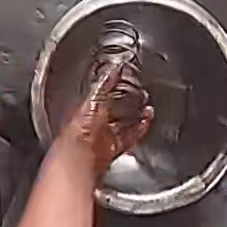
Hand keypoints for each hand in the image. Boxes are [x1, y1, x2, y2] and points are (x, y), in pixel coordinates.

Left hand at [62, 54, 154, 176]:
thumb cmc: (78, 130)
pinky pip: (130, 136)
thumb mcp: (93, 100)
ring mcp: (104, 137)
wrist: (80, 157)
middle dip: (126, 102)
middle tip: (139, 93)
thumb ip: (104, 85)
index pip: (100, 92)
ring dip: (136, 116)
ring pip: (123, 124)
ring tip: (148, 108)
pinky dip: (140, 129)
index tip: (123, 75)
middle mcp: (93, 123)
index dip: (112, 84)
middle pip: (113, 110)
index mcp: (84, 109)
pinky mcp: (113, 148)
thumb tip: (113, 68)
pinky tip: (147, 121)